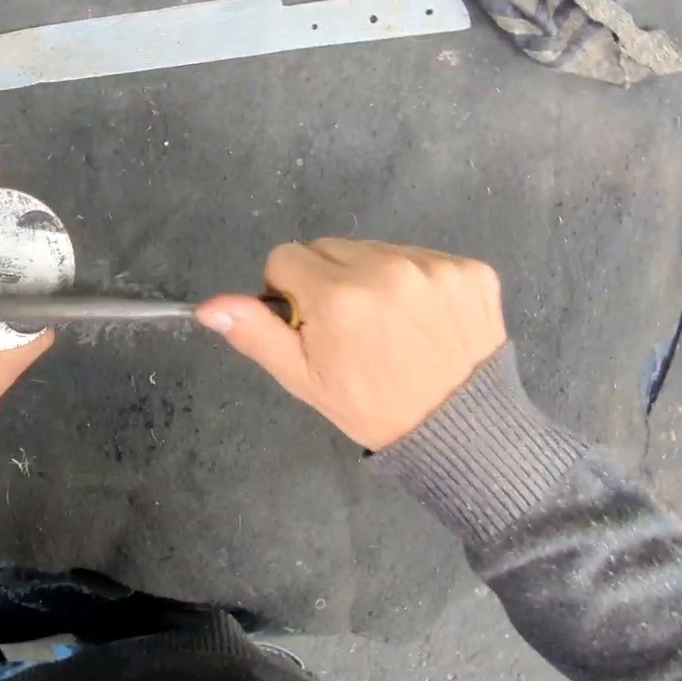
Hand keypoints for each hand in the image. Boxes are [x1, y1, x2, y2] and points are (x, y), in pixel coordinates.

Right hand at [196, 239, 506, 449]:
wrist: (460, 431)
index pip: (285, 258)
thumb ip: (255, 333)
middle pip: (328, 248)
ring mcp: (433, 268)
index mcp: (337, 296)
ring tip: (388, 324)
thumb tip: (209, 307)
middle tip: (348, 327)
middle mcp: (386, 269)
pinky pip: (421, 257)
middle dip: (326, 280)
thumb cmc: (369, 406)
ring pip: (373, 249)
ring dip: (370, 277)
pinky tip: (422, 318)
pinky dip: (415, 281)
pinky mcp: (472, 270)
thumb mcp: (301, 377)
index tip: (310, 322)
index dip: (288, 291)